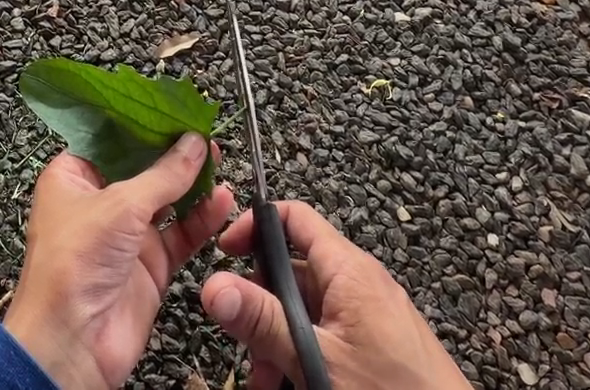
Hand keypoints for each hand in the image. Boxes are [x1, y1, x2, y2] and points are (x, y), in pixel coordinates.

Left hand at [4, 134, 236, 389]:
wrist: (72, 342)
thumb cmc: (71, 266)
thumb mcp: (120, 205)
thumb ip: (163, 174)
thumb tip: (193, 143)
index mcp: (72, 177)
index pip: (111, 139)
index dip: (142, 124)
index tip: (172, 109)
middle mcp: (98, 202)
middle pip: (142, 167)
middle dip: (172, 152)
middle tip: (202, 132)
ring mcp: (125, 233)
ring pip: (165, 199)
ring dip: (192, 183)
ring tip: (218, 160)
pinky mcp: (148, 263)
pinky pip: (180, 233)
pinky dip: (202, 218)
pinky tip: (222, 201)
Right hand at [202, 201, 470, 389]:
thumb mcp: (319, 359)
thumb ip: (264, 322)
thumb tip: (212, 285)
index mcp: (348, 269)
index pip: (293, 216)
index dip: (254, 226)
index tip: (224, 254)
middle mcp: (359, 282)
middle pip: (292, 271)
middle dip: (262, 306)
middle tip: (246, 347)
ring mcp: (369, 315)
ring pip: (306, 310)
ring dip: (277, 340)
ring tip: (267, 382)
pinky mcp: (377, 345)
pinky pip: (327, 335)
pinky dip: (303, 355)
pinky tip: (292, 384)